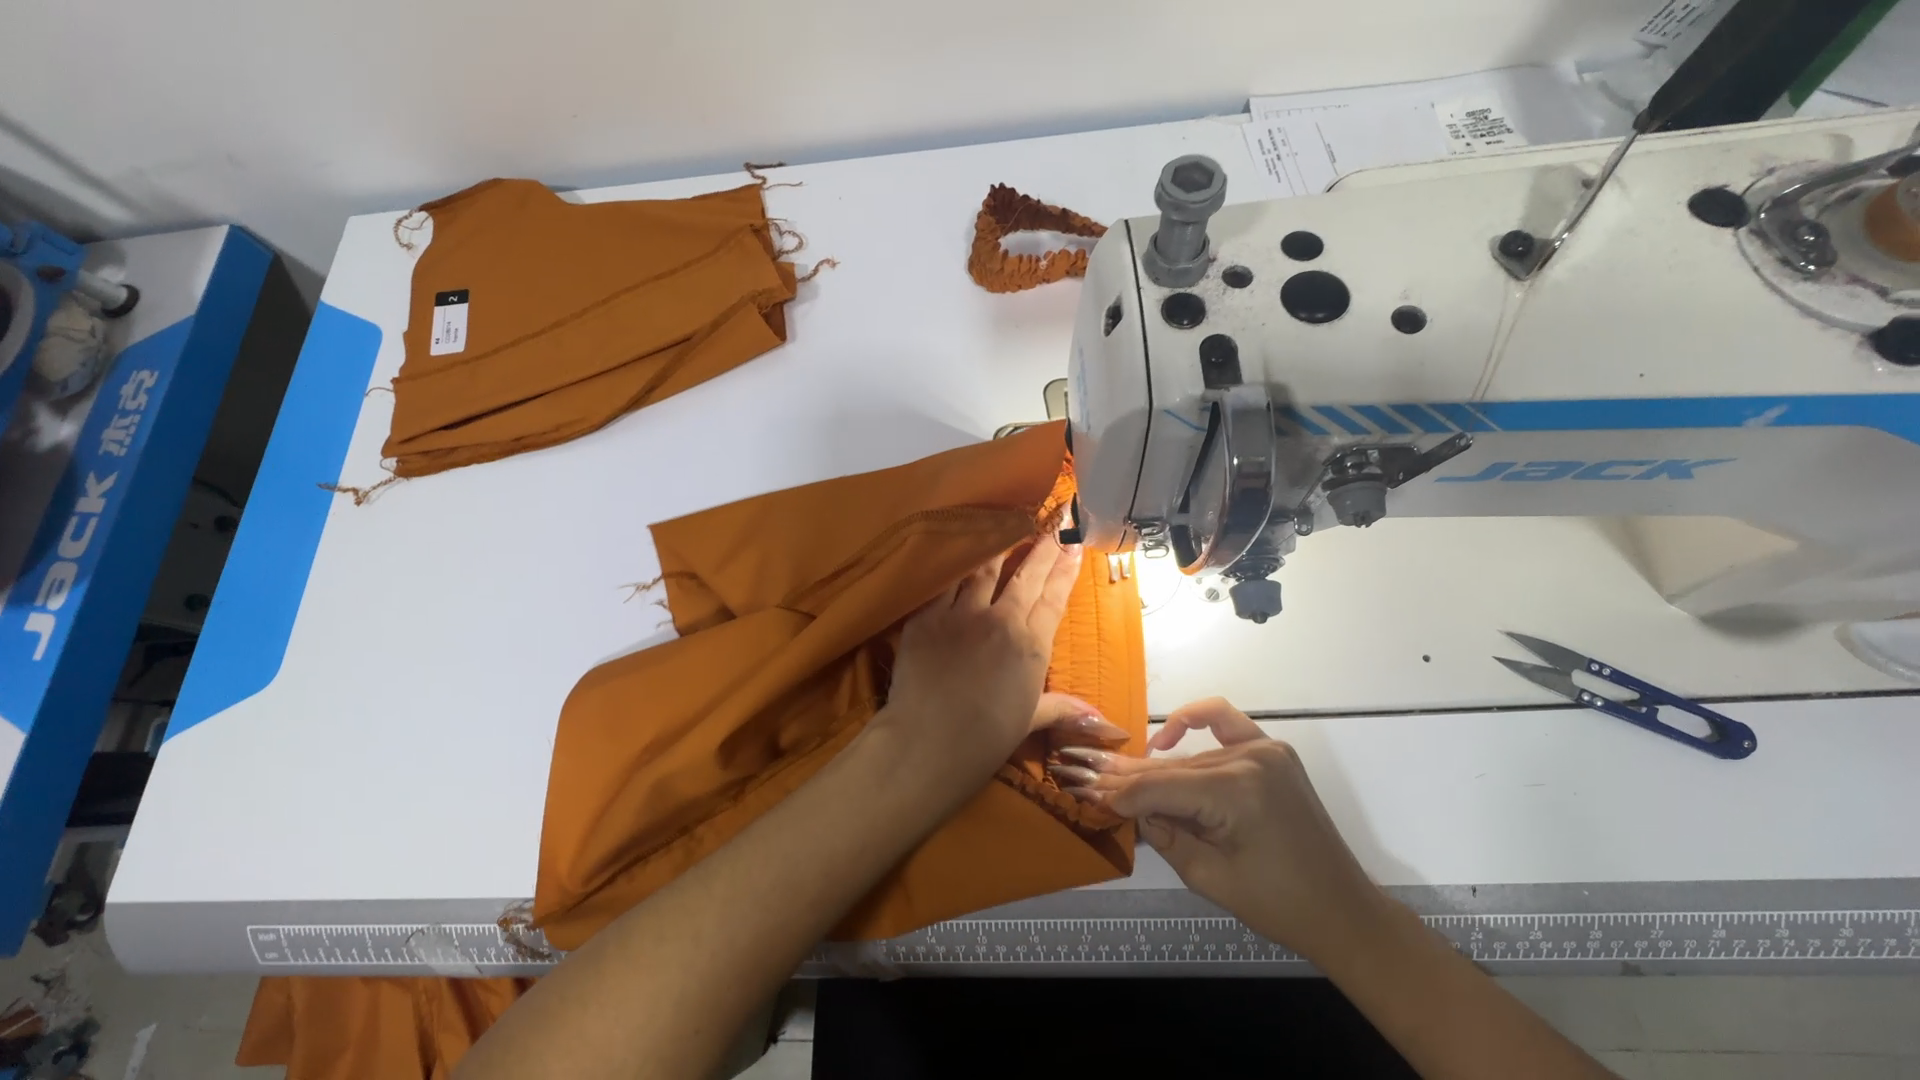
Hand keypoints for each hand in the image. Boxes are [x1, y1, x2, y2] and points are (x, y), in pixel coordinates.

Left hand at [875, 538, 1122, 795]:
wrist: (927, 742)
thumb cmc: (984, 739)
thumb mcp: (1029, 720)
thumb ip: (1062, 708)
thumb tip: (1104, 722)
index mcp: (1030, 645)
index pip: (1054, 596)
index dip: (1066, 568)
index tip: (1075, 543)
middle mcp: (1000, 620)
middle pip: (1026, 574)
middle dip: (1043, 545)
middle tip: (1055, 518)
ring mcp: (959, 614)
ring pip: (983, 568)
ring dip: (999, 545)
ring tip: (1008, 523)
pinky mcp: (925, 616)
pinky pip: (943, 582)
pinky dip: (954, 566)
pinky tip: (959, 553)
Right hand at [1068, 698, 1383, 961]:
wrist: (1341, 908)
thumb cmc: (1277, 904)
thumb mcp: (1207, 876)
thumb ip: (1163, 833)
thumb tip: (1126, 806)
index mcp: (1236, 791)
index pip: (1160, 787)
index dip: (1120, 794)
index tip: (1082, 793)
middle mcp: (1251, 759)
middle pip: (1172, 768)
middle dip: (1127, 778)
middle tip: (1083, 775)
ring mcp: (1266, 750)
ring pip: (1192, 755)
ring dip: (1155, 767)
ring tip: (1114, 771)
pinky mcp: (1273, 752)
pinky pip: (1227, 723)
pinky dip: (1195, 721)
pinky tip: (1167, 735)